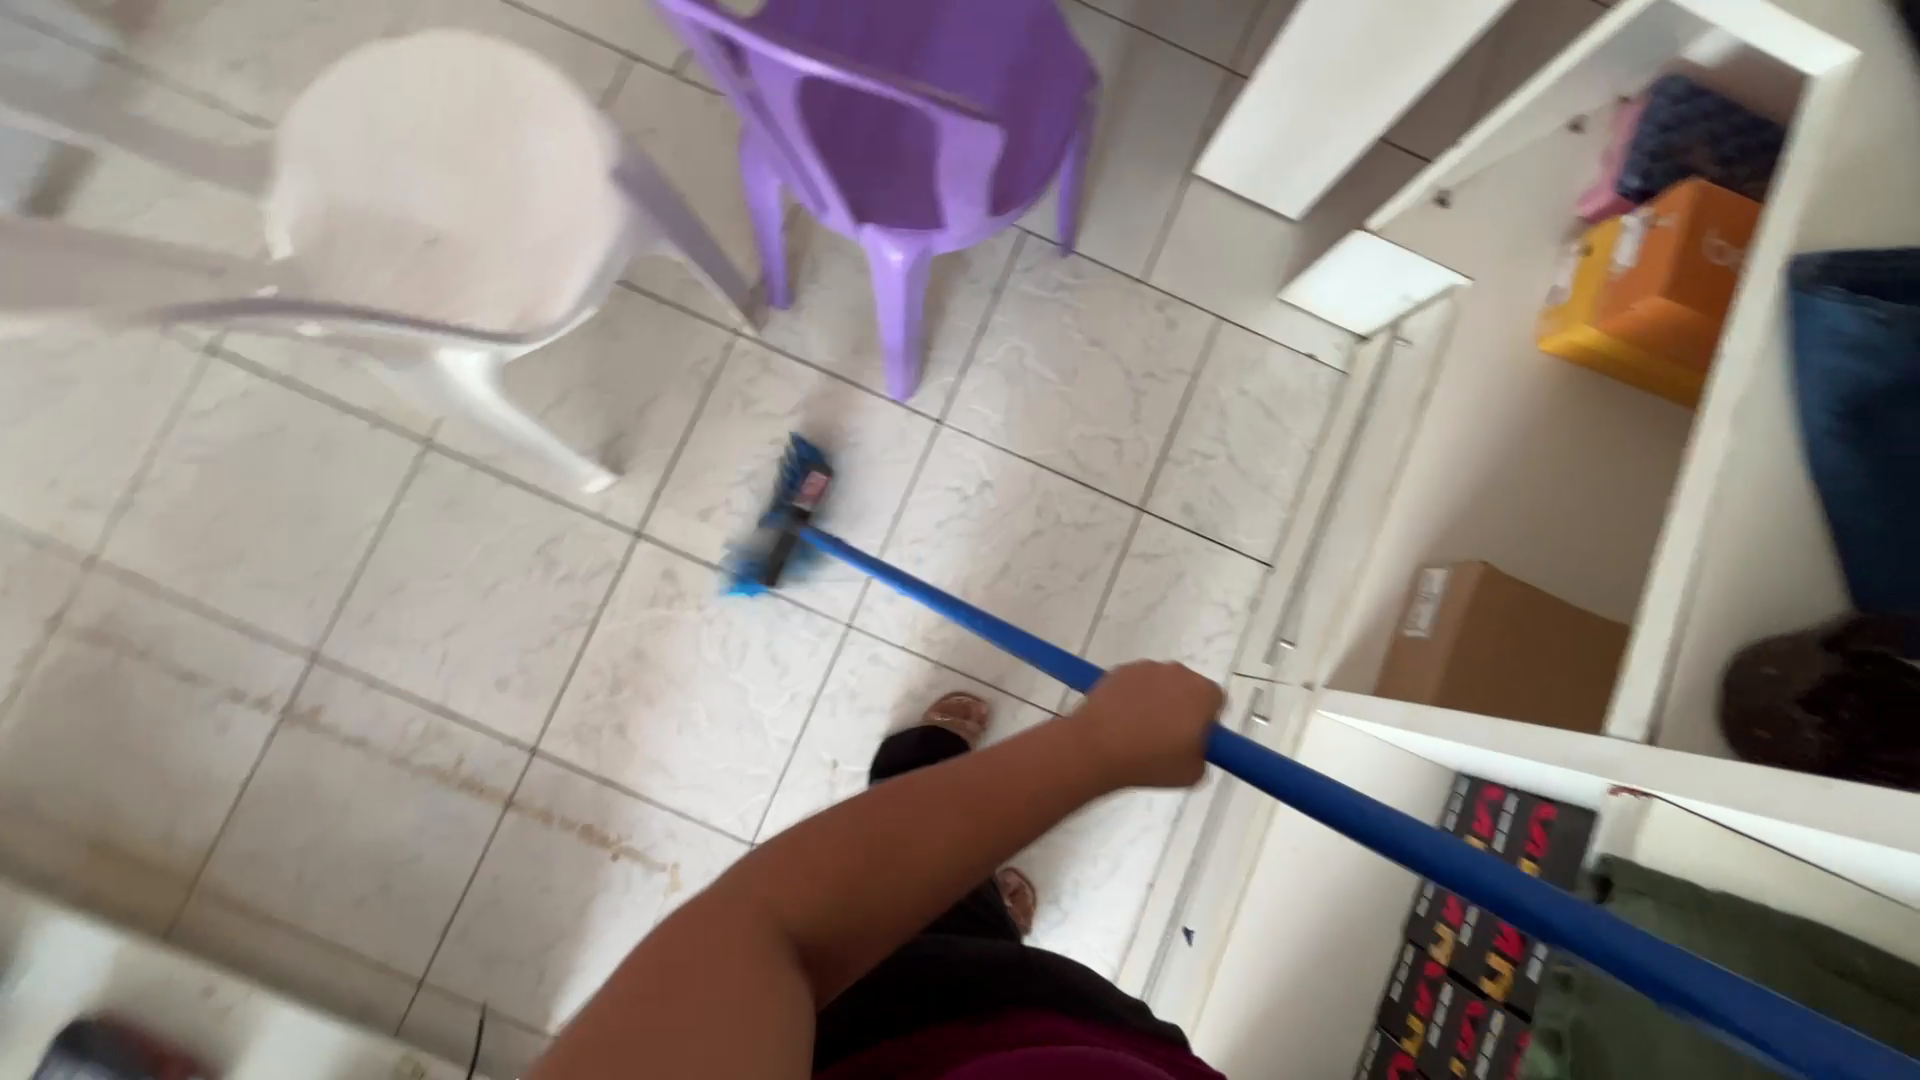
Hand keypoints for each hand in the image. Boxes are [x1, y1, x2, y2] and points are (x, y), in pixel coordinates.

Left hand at [1068, 661, 1222, 789]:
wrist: (1097, 747)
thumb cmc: (1151, 761)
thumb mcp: (1194, 772)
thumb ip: (1202, 753)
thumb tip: (1192, 744)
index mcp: (1202, 692)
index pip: (1216, 701)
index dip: (1206, 720)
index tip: (1192, 739)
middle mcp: (1177, 671)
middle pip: (1188, 687)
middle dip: (1182, 706)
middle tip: (1167, 735)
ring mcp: (1145, 667)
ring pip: (1160, 683)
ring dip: (1156, 699)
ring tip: (1138, 728)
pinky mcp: (1118, 670)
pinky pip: (1135, 683)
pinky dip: (1132, 695)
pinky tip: (1120, 718)